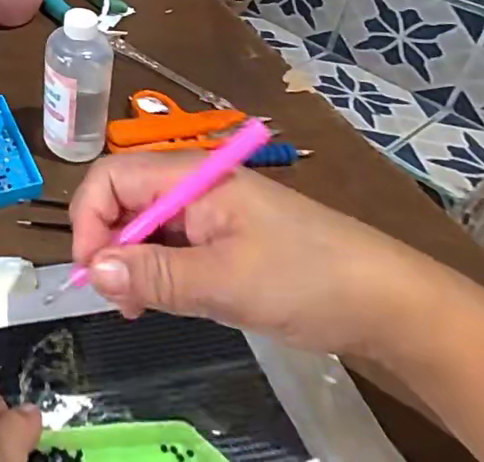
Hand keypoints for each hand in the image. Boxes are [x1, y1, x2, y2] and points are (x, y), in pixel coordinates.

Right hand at [68, 152, 458, 358]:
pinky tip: (169, 298)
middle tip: (118, 300)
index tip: (92, 273)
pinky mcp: (224, 235)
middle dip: (108, 244)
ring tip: (141, 307)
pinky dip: (158, 269)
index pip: (111, 177)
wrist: (394, 303)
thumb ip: (156, 274)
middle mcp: (192, 184)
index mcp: (189, 176)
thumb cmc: (309, 279)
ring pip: (145, 224)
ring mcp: (209, 209)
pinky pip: (172, 243)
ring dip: (132, 261)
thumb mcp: (227, 282)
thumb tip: (92, 270)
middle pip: (123, 198)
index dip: (90, 218)